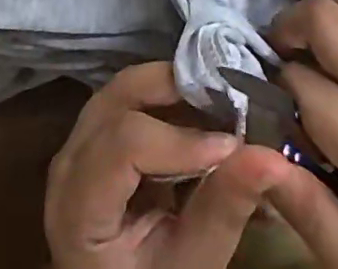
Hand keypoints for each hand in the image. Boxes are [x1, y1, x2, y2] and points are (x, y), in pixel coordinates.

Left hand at [45, 63, 294, 268]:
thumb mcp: (191, 263)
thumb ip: (223, 209)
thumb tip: (270, 158)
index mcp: (78, 208)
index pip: (123, 142)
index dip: (180, 137)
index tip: (231, 146)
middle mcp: (67, 164)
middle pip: (117, 98)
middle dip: (176, 88)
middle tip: (228, 100)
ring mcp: (76, 145)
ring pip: (122, 88)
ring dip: (172, 86)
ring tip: (218, 102)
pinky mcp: (93, 136)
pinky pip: (127, 97)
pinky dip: (165, 95)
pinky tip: (199, 110)